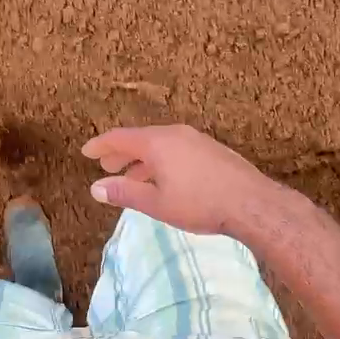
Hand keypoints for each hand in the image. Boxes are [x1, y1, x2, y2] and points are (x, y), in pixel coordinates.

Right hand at [82, 124, 315, 248]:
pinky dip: (161, 160)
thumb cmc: (199, 204)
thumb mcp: (156, 204)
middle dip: (120, 153)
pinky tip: (165, 179)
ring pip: (160, 144)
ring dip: (142, 159)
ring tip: (134, 177)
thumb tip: (96, 188)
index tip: (86, 153)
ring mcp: (196, 140)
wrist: (253, 204)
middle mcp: (174, 134)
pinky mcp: (212, 150)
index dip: (100, 145)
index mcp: (156, 143)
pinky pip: (176, 149)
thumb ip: (124, 193)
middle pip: (139, 139)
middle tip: (107, 166)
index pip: (119, 138)